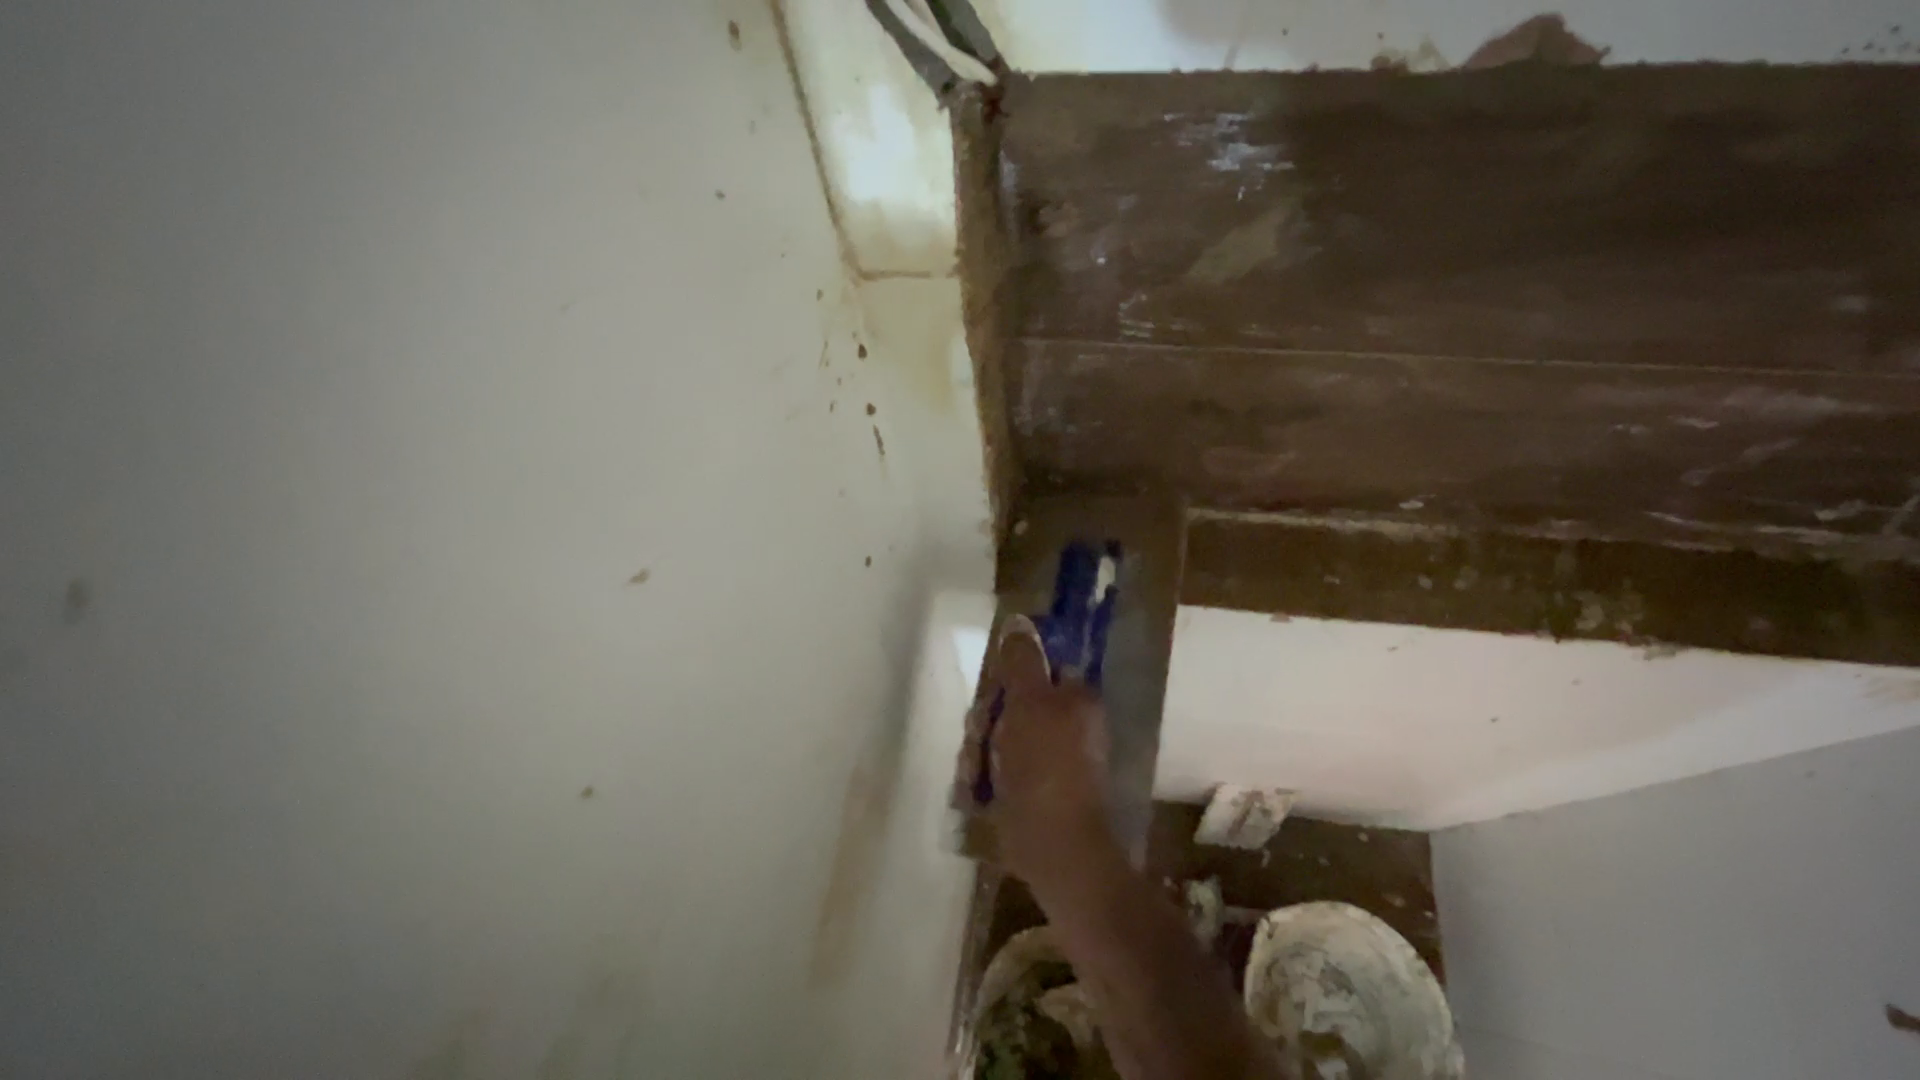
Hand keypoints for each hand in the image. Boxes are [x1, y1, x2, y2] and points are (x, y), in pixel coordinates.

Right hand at [982, 617, 1115, 888]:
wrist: (1056, 849)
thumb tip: (1020, 621)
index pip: (1032, 670)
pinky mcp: (1032, 792)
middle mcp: (1067, 727)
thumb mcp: (1029, 704)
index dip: (1005, 681)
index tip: (990, 698)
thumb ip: (1022, 661)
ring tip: (976, 775)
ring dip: (979, 753)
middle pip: (1010, 705)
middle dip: (986, 722)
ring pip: (998, 739)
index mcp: (1075, 701)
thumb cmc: (1045, 770)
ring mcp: (1050, 762)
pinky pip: (998, 771)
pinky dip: (983, 779)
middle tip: (980, 741)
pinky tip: (976, 792)